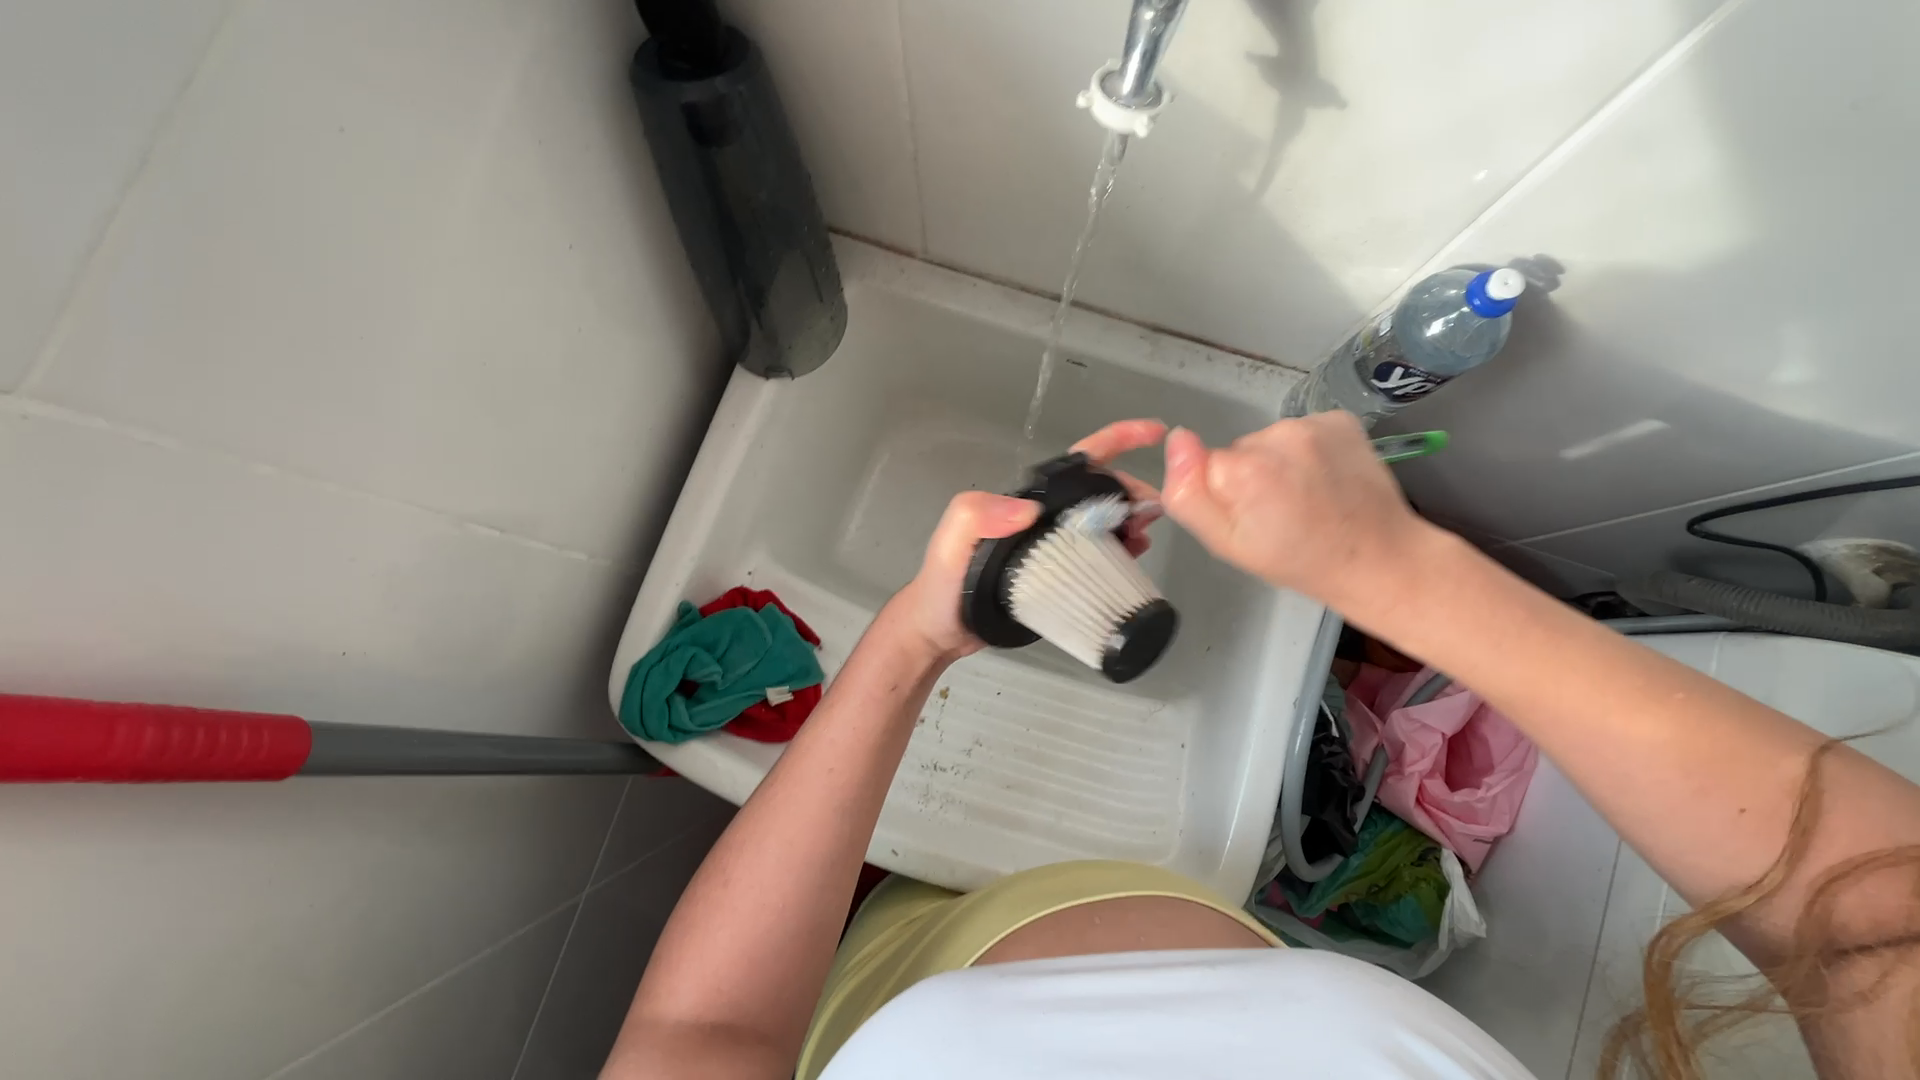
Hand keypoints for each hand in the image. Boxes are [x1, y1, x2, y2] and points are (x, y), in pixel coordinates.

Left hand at [889, 419, 1169, 660]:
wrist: (940, 630)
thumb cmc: (944, 584)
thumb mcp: (951, 542)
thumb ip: (976, 516)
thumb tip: (1028, 510)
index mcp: (1025, 502)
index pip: (1076, 463)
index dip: (1116, 441)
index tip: (1155, 434)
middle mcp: (1043, 518)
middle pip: (1100, 491)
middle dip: (1133, 491)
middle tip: (1154, 513)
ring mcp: (1053, 546)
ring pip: (1104, 521)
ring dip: (1132, 520)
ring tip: (1146, 536)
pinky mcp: (1059, 575)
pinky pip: (1099, 554)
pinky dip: (1123, 550)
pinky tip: (1134, 557)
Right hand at [1159, 412, 1434, 604]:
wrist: (1377, 558)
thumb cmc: (1296, 560)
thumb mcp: (1226, 544)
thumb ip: (1188, 495)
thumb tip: (1176, 437)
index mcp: (1244, 469)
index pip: (1205, 467)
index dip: (1222, 495)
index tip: (1248, 519)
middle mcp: (1277, 435)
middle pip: (1239, 452)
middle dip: (1249, 478)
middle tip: (1278, 514)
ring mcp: (1313, 425)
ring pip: (1270, 441)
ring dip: (1279, 464)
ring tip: (1304, 499)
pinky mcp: (1340, 420)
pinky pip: (1302, 431)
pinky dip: (1308, 451)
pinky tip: (1324, 479)